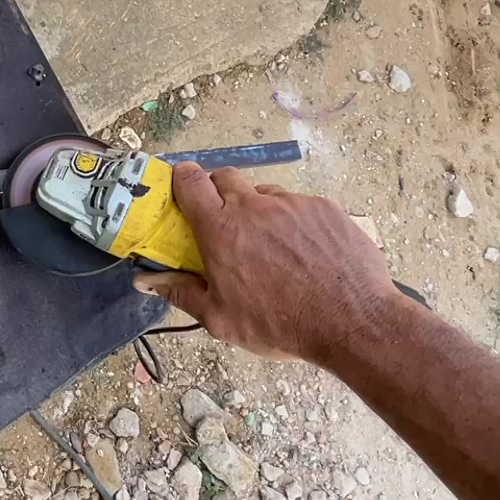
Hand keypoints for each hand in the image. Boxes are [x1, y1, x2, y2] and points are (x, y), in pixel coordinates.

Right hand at [133, 164, 401, 361]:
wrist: (356, 323)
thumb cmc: (280, 324)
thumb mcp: (220, 318)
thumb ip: (180, 292)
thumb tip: (142, 280)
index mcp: (220, 228)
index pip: (190, 179)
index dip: (183, 179)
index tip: (184, 191)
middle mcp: (253, 206)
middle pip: (225, 176)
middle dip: (219, 191)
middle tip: (226, 221)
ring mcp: (292, 203)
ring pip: (264, 193)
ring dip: (259, 210)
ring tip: (272, 244)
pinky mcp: (324, 208)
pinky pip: (299, 206)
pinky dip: (294, 222)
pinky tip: (306, 252)